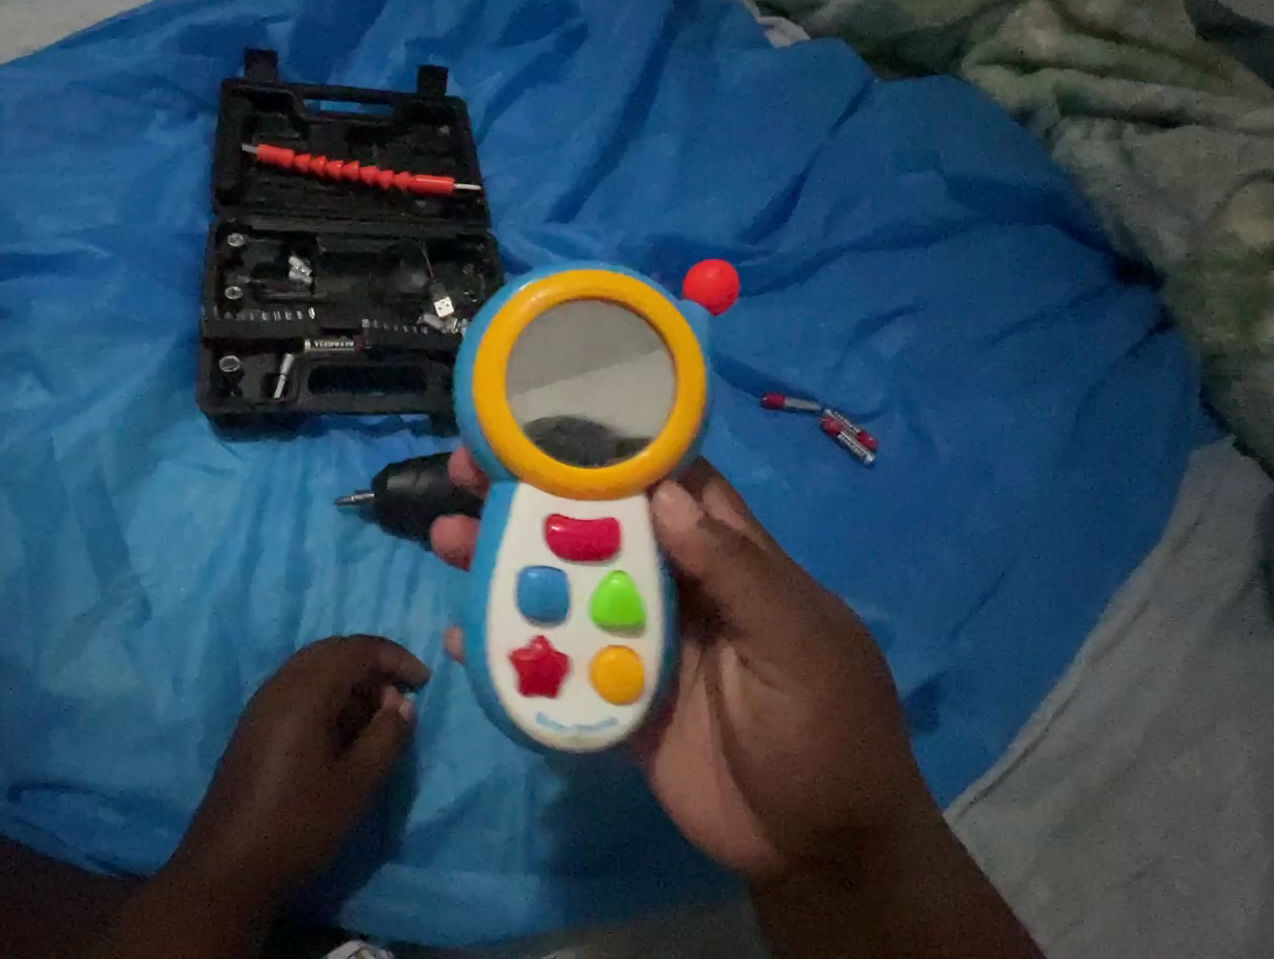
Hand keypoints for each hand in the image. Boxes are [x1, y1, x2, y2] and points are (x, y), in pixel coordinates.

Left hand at [170, 636, 429, 905]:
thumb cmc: (297, 826)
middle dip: (373, 667)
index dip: (394, 657)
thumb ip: (386, 738)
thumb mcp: (355, 785)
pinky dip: (330, 697)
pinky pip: (300, 691)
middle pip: (333, 652)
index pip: (356, 649)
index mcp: (303, 693)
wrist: (226, 871)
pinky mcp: (256, 726)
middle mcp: (279, 687)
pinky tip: (346, 734)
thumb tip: (403, 705)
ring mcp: (263, 705)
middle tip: (402, 697)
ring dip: (352, 683)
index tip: (423, 682)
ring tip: (379, 720)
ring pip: (315, 670)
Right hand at [430, 451, 935, 883]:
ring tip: (447, 536)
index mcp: (724, 557)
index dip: (609, 448)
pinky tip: (463, 636)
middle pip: (594, 528)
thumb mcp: (797, 644)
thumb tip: (663, 495)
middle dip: (534, 496)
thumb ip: (736, 572)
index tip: (545, 423)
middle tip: (468, 471)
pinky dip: (509, 647)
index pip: (664, 481)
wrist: (817, 850)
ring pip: (564, 587)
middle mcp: (672, 586)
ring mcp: (636, 639)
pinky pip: (553, 659)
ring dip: (506, 562)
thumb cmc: (826, 731)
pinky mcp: (610, 691)